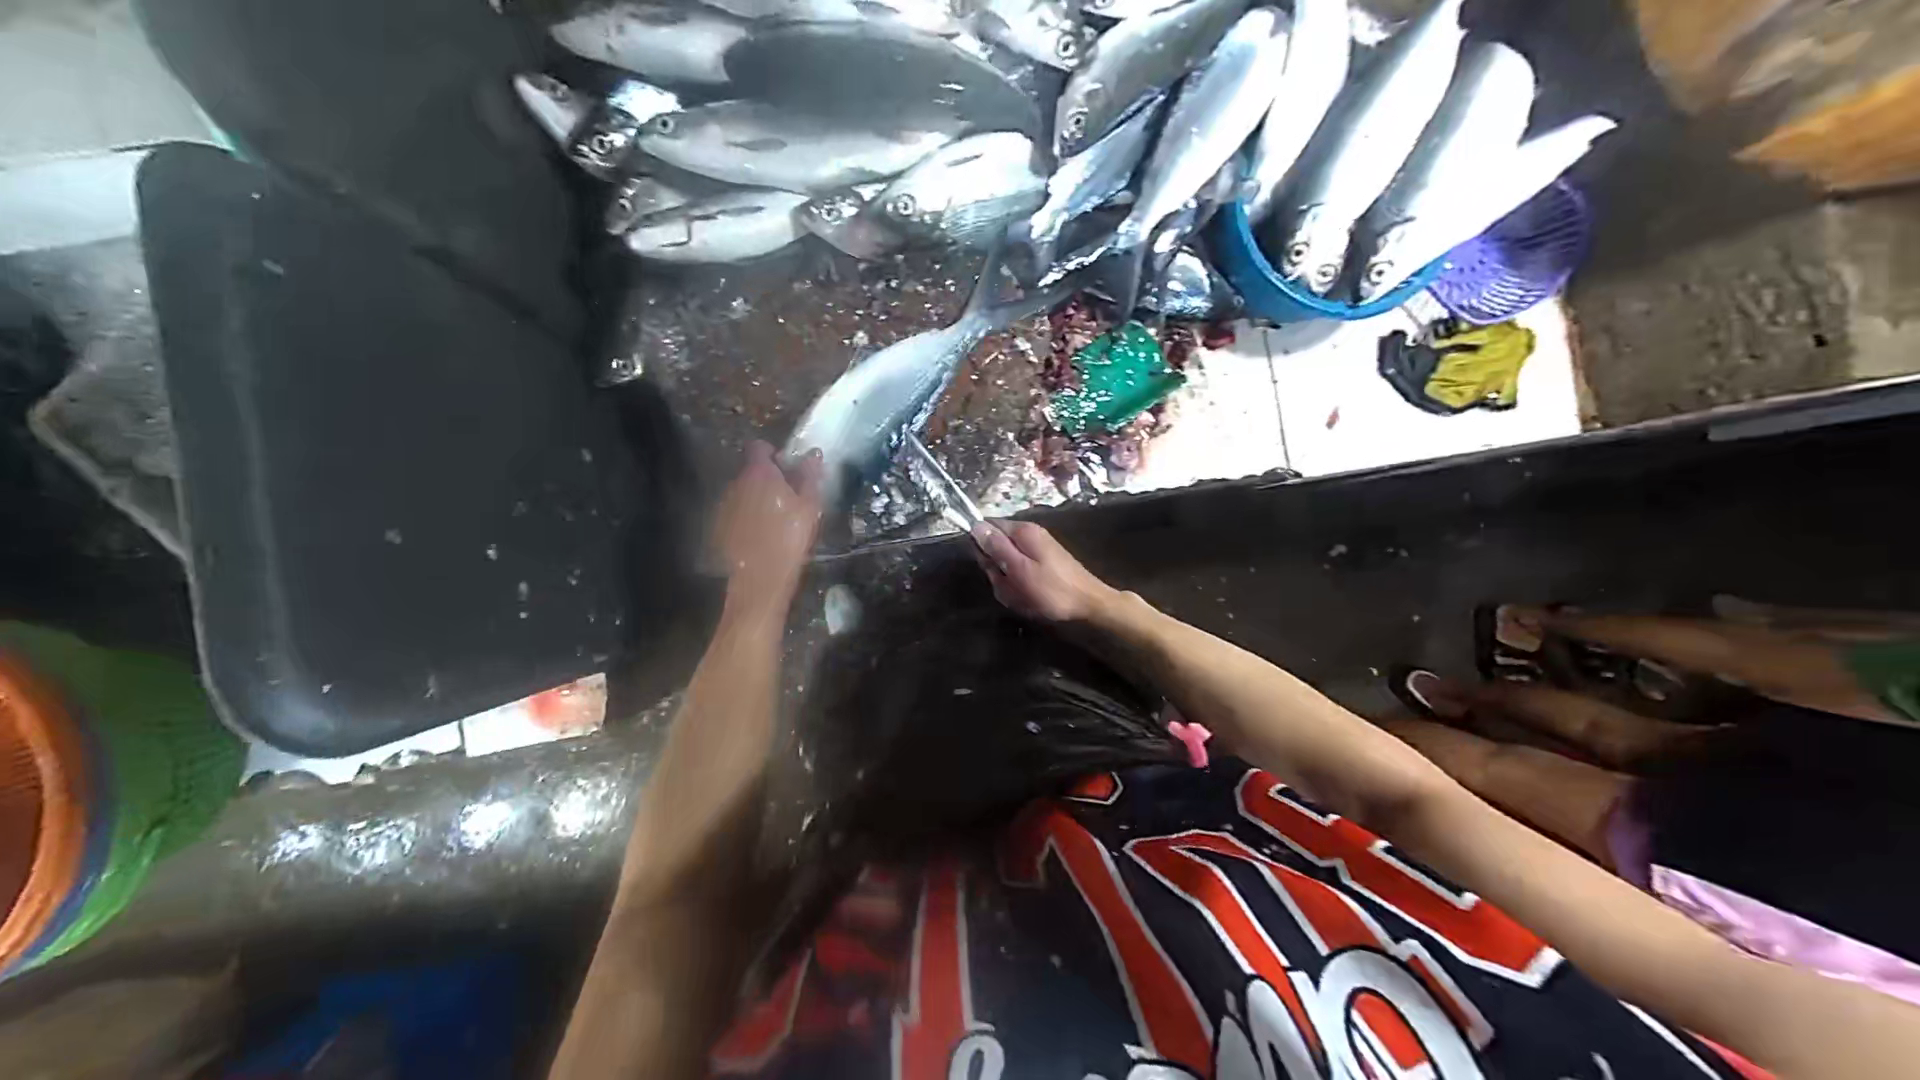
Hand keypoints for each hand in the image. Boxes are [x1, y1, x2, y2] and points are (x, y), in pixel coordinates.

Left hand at [714, 441, 822, 612]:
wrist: (759, 579)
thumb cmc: (789, 538)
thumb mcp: (809, 507)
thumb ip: (810, 477)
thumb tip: (812, 454)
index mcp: (758, 473)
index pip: (759, 446)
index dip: (774, 453)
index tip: (788, 467)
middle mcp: (735, 483)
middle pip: (750, 470)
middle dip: (768, 478)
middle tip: (789, 495)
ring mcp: (724, 505)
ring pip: (743, 492)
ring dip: (757, 497)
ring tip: (776, 517)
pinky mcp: (719, 526)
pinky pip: (736, 511)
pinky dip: (747, 516)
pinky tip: (761, 533)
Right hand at [971, 521, 1117, 623]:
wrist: (1089, 605)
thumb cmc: (1052, 590)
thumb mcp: (1019, 570)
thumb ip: (996, 547)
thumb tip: (975, 525)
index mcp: (1022, 531)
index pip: (987, 527)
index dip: (981, 547)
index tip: (988, 567)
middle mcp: (1029, 533)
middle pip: (996, 546)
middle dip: (995, 568)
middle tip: (1007, 585)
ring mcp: (1038, 548)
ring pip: (1007, 562)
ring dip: (1007, 581)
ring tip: (1019, 594)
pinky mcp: (1043, 562)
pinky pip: (1020, 571)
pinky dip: (1019, 585)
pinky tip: (1028, 597)